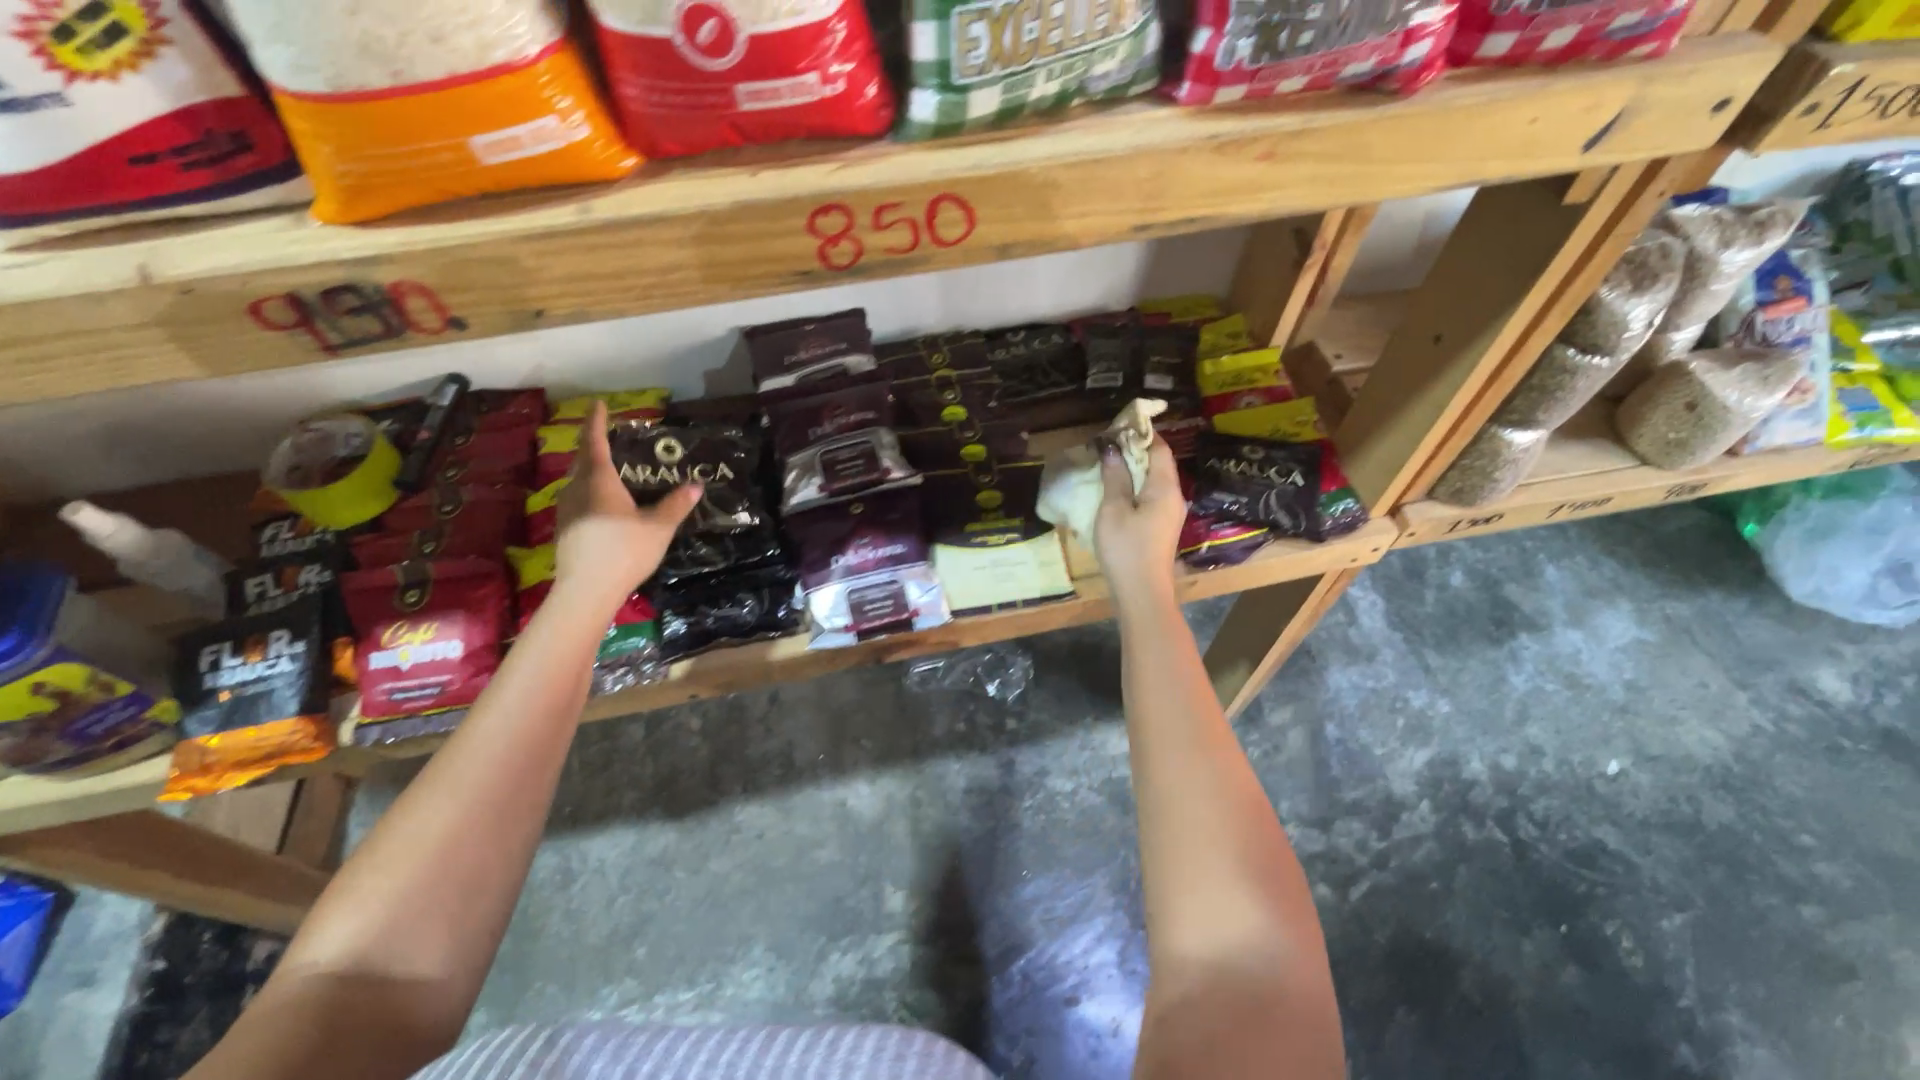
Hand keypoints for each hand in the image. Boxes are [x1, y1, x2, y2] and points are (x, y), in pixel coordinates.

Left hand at [554, 401, 700, 602]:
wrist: (586, 591)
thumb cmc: (624, 551)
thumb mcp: (658, 527)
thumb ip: (676, 504)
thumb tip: (696, 485)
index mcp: (598, 480)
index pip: (595, 441)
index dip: (597, 421)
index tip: (597, 404)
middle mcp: (577, 489)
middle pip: (583, 460)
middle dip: (594, 446)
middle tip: (609, 438)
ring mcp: (566, 510)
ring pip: (578, 481)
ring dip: (591, 471)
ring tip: (610, 471)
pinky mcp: (565, 530)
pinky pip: (578, 500)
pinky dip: (590, 493)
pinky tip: (604, 506)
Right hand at [1094, 436, 1184, 610]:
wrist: (1142, 593)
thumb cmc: (1126, 548)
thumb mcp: (1114, 509)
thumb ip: (1115, 477)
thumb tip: (1113, 447)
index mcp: (1165, 487)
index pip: (1159, 448)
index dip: (1142, 432)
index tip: (1119, 425)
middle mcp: (1174, 496)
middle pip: (1158, 463)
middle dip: (1136, 449)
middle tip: (1109, 442)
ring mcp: (1170, 513)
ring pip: (1154, 481)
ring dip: (1134, 469)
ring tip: (1109, 462)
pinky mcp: (1162, 527)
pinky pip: (1151, 496)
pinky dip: (1135, 486)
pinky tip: (1117, 489)